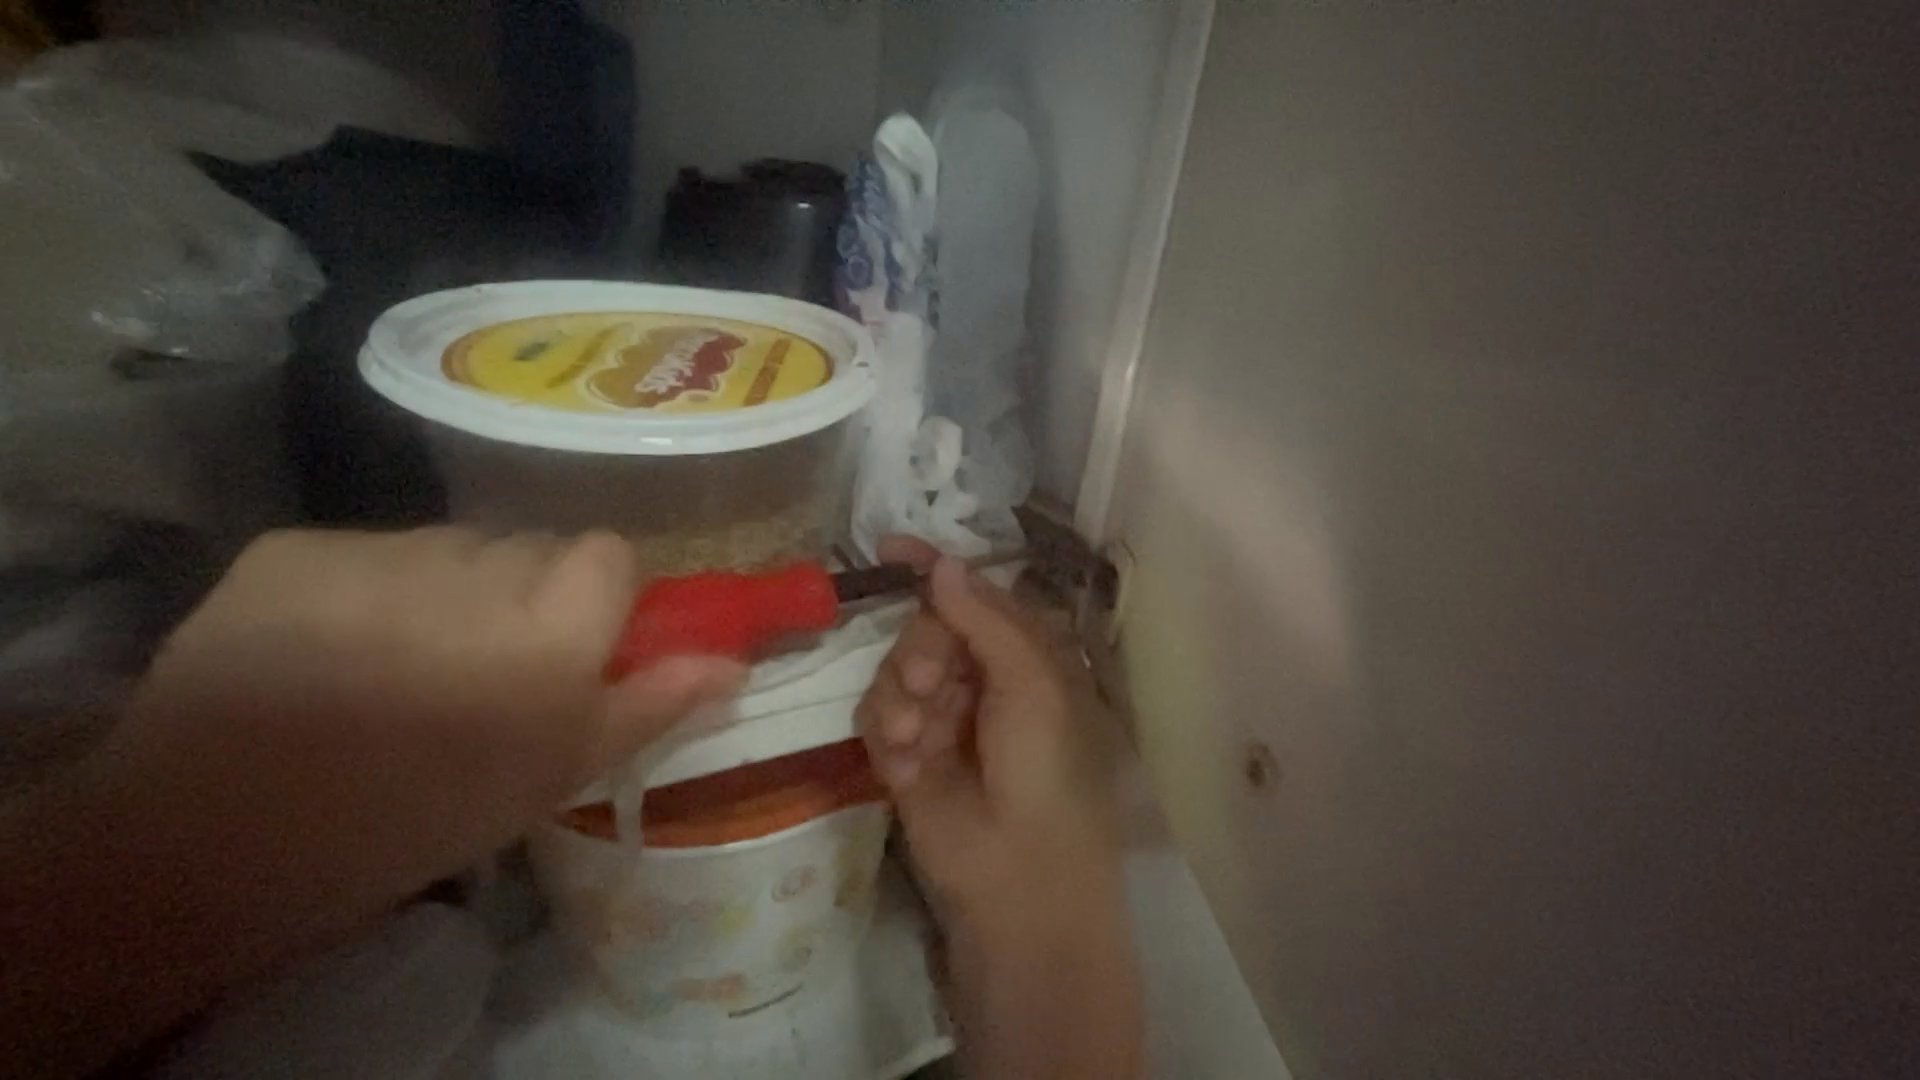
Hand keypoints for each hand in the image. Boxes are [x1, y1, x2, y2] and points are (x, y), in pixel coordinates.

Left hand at [94, 527, 746, 925]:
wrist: (214, 843)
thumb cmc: (426, 815)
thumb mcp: (559, 772)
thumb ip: (652, 703)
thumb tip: (734, 664)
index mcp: (553, 627)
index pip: (609, 552)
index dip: (600, 592)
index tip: (577, 640)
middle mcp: (480, 568)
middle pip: (532, 548)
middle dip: (527, 591)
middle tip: (490, 660)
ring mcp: (383, 549)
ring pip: (455, 546)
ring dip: (452, 587)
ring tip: (405, 657)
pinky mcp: (298, 547)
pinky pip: (371, 548)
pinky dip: (371, 584)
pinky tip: (333, 642)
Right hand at [857, 539, 1142, 1077]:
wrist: (1017, 876)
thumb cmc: (1046, 769)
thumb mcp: (1032, 682)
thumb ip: (985, 618)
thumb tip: (943, 563)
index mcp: (1021, 652)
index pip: (972, 593)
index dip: (934, 569)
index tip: (890, 548)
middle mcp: (978, 674)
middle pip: (925, 625)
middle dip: (920, 646)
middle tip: (929, 682)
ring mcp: (938, 713)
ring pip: (894, 666)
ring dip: (901, 694)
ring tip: (921, 735)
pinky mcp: (901, 751)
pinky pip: (874, 712)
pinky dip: (887, 728)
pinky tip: (910, 761)